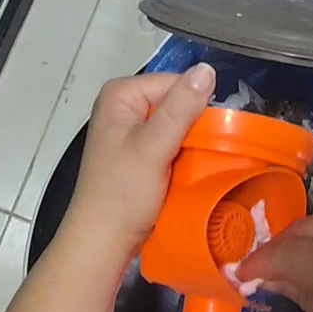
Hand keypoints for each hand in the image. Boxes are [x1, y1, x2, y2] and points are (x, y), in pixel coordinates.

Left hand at [56, 63, 215, 260]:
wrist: (102, 243)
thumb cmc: (122, 194)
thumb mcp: (153, 147)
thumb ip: (180, 108)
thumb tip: (207, 69)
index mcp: (121, 94)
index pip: (176, 83)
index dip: (197, 106)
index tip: (209, 136)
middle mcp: (123, 106)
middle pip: (177, 102)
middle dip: (195, 126)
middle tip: (205, 153)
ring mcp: (130, 130)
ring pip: (178, 125)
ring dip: (192, 143)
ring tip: (198, 164)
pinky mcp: (139, 153)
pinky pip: (172, 143)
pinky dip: (183, 155)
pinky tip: (188, 172)